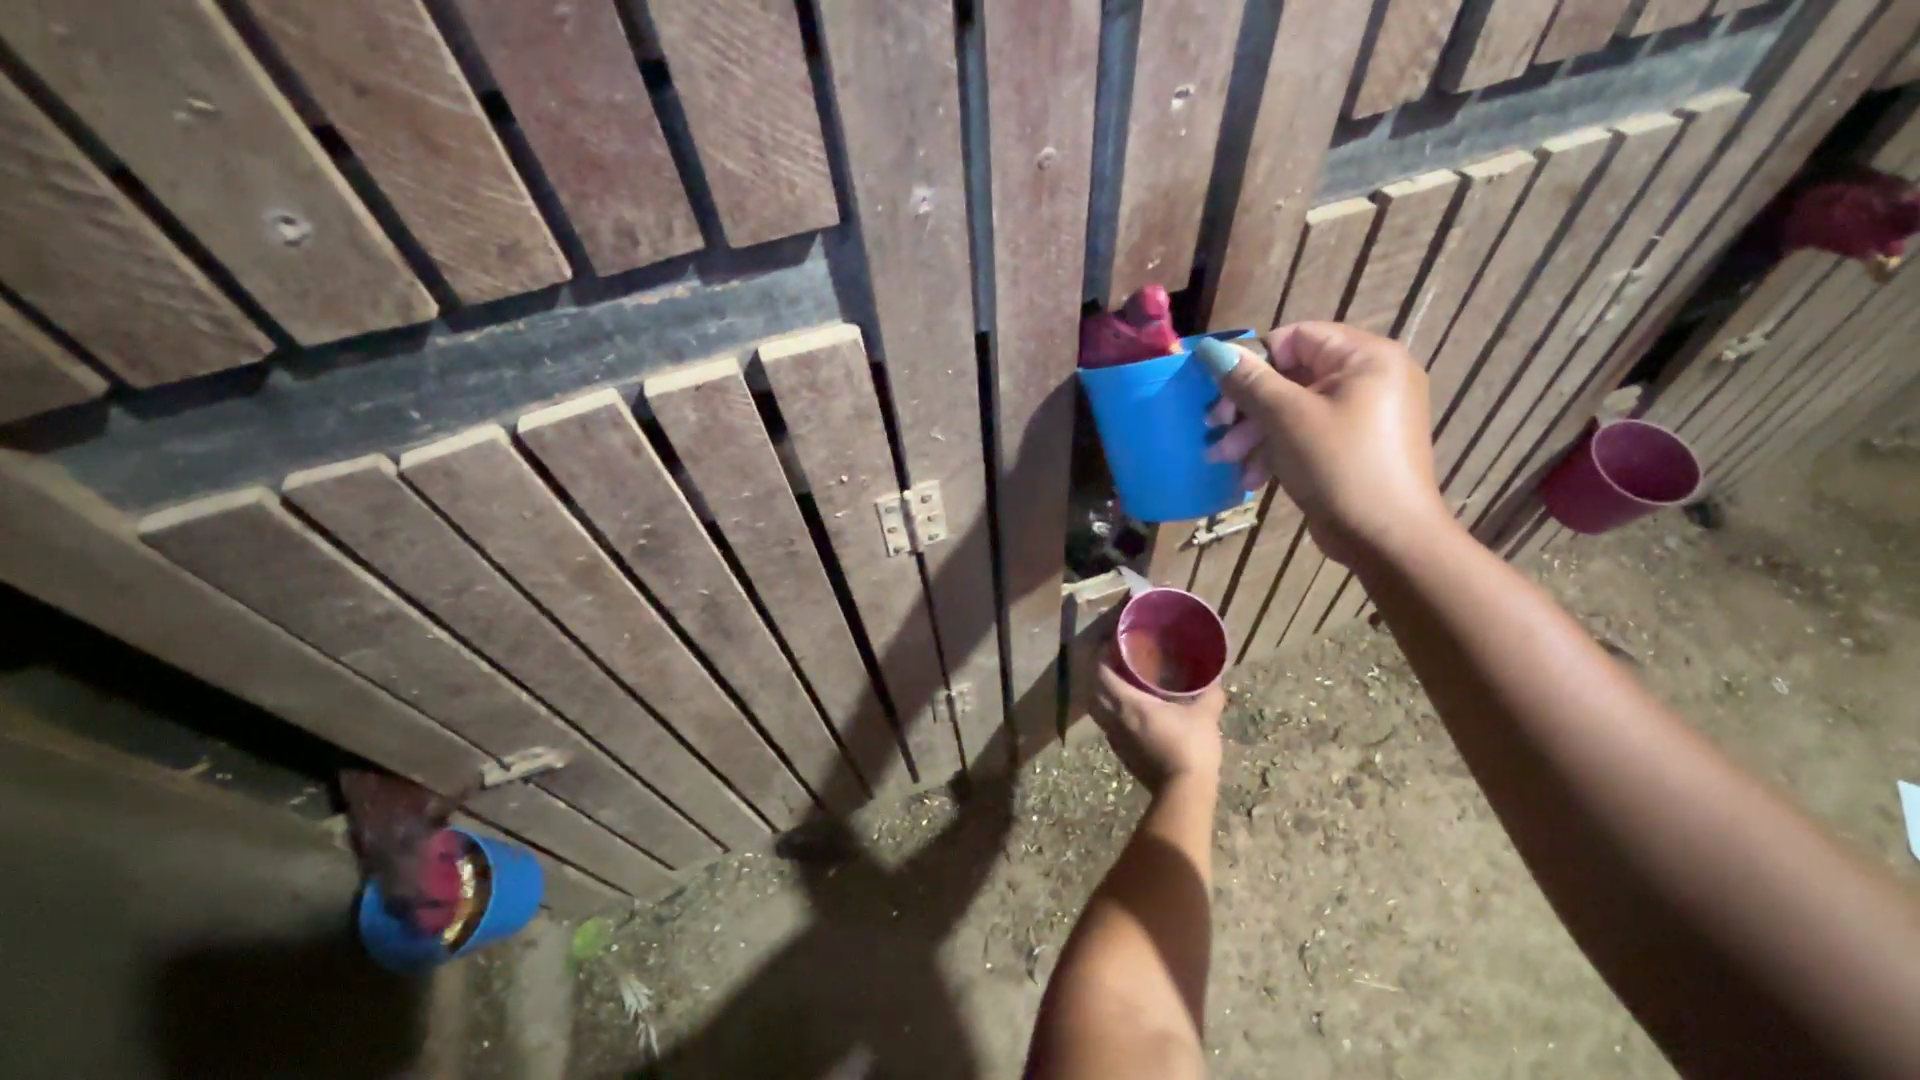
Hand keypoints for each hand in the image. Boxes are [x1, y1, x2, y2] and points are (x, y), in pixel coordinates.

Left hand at [1092, 655, 1223, 794]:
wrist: (1183, 791)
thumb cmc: (1190, 747)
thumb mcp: (1204, 715)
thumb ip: (1209, 695)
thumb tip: (1215, 683)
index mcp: (1127, 704)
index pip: (1100, 674)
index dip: (1101, 656)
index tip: (1111, 645)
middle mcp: (1114, 719)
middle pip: (1092, 691)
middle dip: (1098, 675)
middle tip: (1116, 664)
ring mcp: (1114, 739)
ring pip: (1097, 711)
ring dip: (1103, 696)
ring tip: (1122, 686)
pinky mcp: (1121, 754)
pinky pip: (1107, 726)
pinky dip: (1112, 714)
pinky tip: (1131, 713)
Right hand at [1197, 322, 1450, 564]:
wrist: (1388, 539)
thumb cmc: (1338, 465)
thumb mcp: (1285, 417)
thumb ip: (1248, 380)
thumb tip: (1211, 349)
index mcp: (1367, 357)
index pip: (1296, 337)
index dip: (1253, 361)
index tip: (1220, 393)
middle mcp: (1372, 377)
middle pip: (1292, 375)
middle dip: (1248, 406)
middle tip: (1214, 429)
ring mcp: (1366, 414)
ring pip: (1295, 409)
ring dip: (1255, 433)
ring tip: (1225, 460)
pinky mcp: (1356, 447)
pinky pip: (1309, 433)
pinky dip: (1279, 449)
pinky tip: (1253, 476)